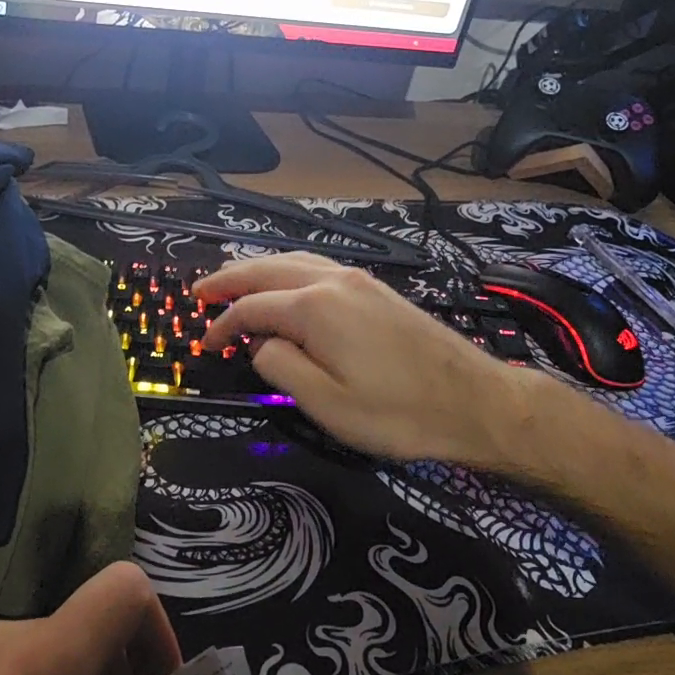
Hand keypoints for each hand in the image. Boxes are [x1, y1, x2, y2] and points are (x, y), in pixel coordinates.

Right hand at [193, 252, 533, 464]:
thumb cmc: (399, 412)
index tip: (205, 345)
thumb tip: (260, 344)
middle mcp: (333, 280)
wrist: (475, 401)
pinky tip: (285, 284)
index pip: (252, 307)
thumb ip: (282, 368)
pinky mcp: (377, 288)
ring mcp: (358, 280)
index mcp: (315, 307)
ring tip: (232, 282)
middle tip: (199, 291)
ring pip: (294, 261)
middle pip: (268, 269)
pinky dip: (287, 270)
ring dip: (258, 269)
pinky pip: (317, 266)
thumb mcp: (328, 404)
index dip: (223, 324)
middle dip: (230, 279)